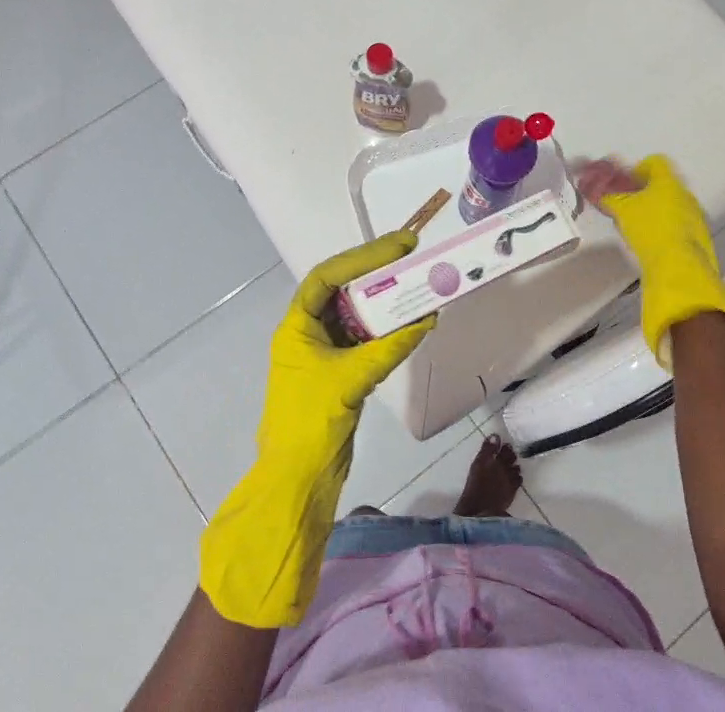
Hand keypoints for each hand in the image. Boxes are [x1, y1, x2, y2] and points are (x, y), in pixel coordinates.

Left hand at [198, 233, 435, 628]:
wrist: (298, 478)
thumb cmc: (310, 422)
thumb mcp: (350, 380)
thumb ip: (389, 348)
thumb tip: (427, 318)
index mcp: (296, 326)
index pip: (327, 277)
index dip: (361, 257)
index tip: (397, 246)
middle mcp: (309, 333)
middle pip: (344, 292)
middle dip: (378, 275)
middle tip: (414, 257)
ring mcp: (325, 353)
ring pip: (359, 317)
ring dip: (387, 304)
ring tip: (419, 285)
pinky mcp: (342, 373)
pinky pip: (368, 342)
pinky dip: (390, 333)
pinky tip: (413, 324)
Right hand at [577, 156, 724, 369]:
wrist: (680, 267)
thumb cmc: (650, 229)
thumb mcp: (622, 210)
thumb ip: (609, 197)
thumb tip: (597, 190)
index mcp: (669, 182)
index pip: (654, 163)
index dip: (635, 169)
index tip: (621, 181)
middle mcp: (685, 196)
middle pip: (661, 185)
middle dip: (640, 192)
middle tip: (622, 203)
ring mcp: (693, 218)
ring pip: (668, 206)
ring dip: (650, 211)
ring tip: (631, 225)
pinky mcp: (695, 240)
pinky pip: (674, 226)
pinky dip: (659, 228)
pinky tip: (646, 242)